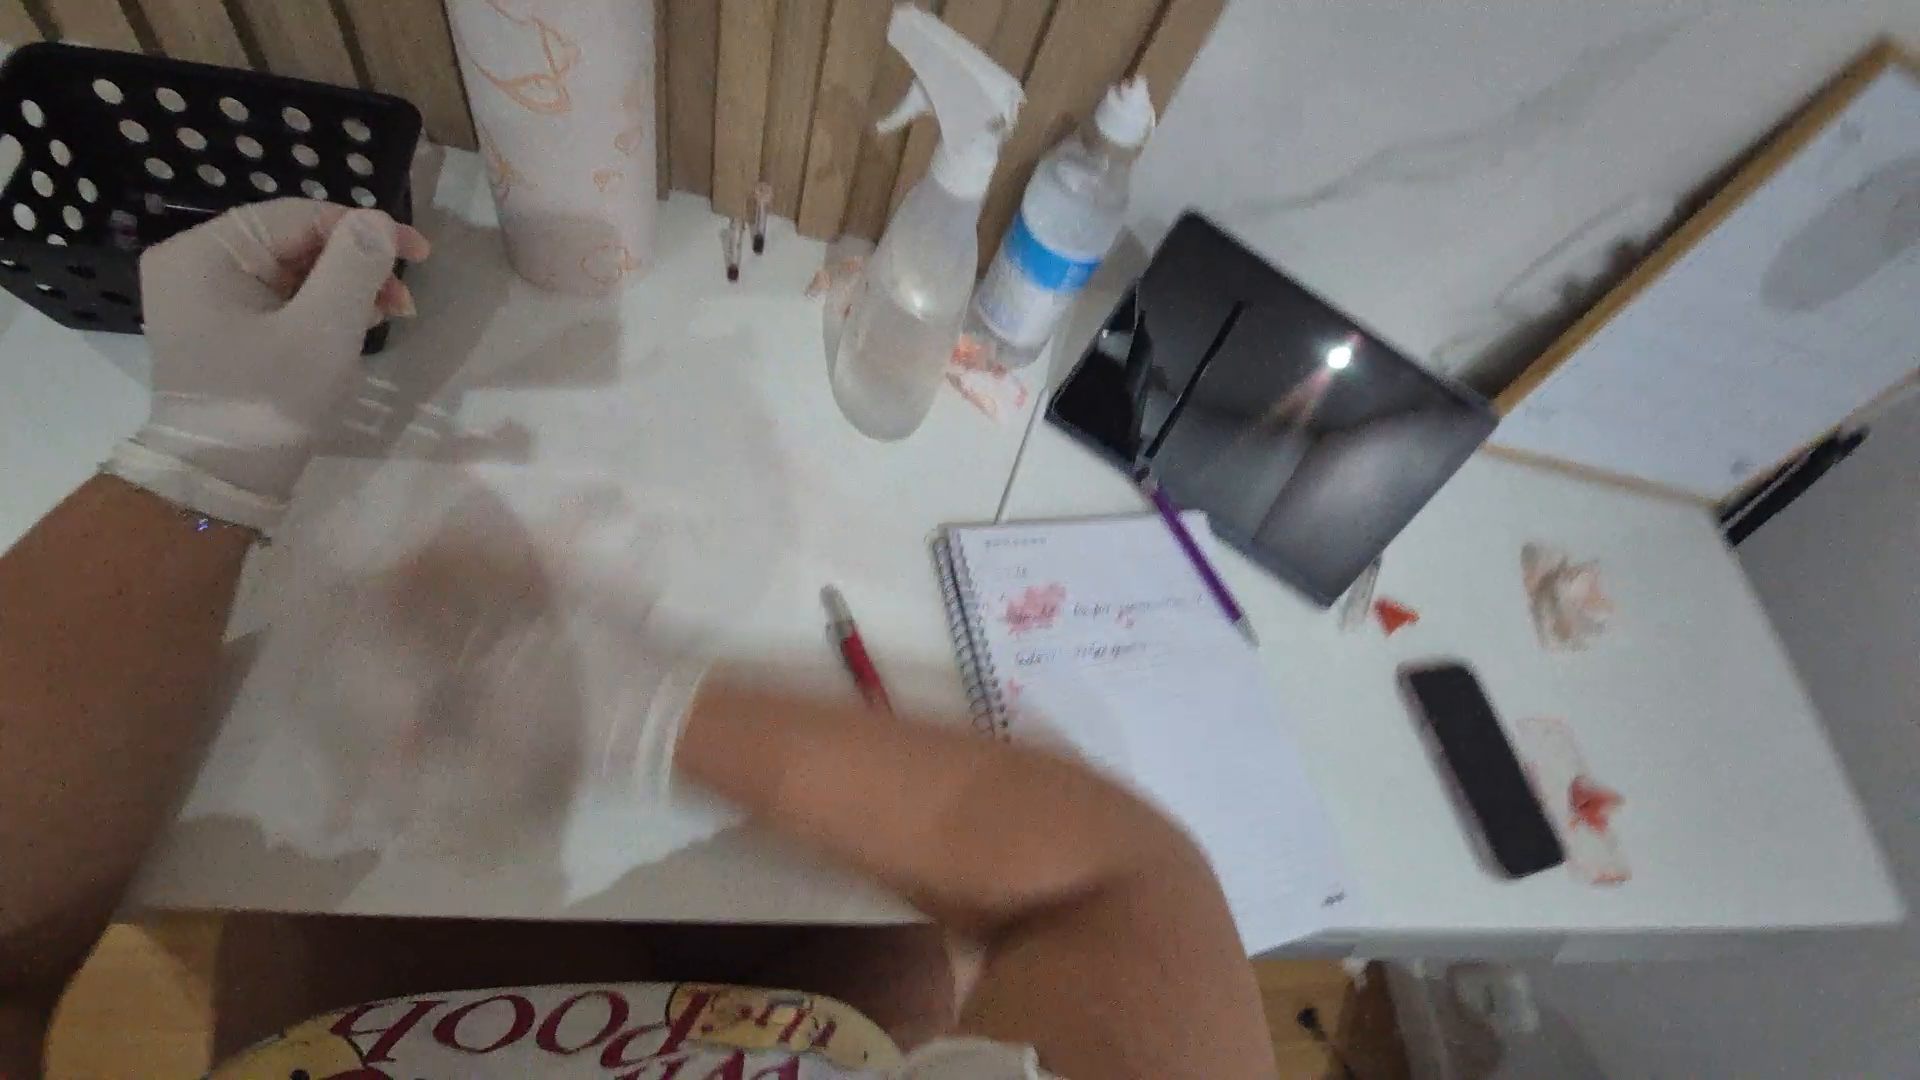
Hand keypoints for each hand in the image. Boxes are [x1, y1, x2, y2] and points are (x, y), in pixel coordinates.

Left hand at [116, 200, 431, 525]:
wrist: (229, 468)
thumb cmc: (274, 395)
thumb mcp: (324, 330)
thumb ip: (353, 269)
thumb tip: (381, 221)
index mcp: (206, 254)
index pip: (296, 217)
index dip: (364, 228)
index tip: (423, 254)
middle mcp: (197, 264)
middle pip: (296, 242)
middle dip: (360, 265)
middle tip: (408, 300)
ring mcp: (210, 297)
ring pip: (297, 271)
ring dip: (351, 288)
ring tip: (392, 316)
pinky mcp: (229, 325)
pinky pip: (288, 298)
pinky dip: (330, 307)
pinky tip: (360, 326)